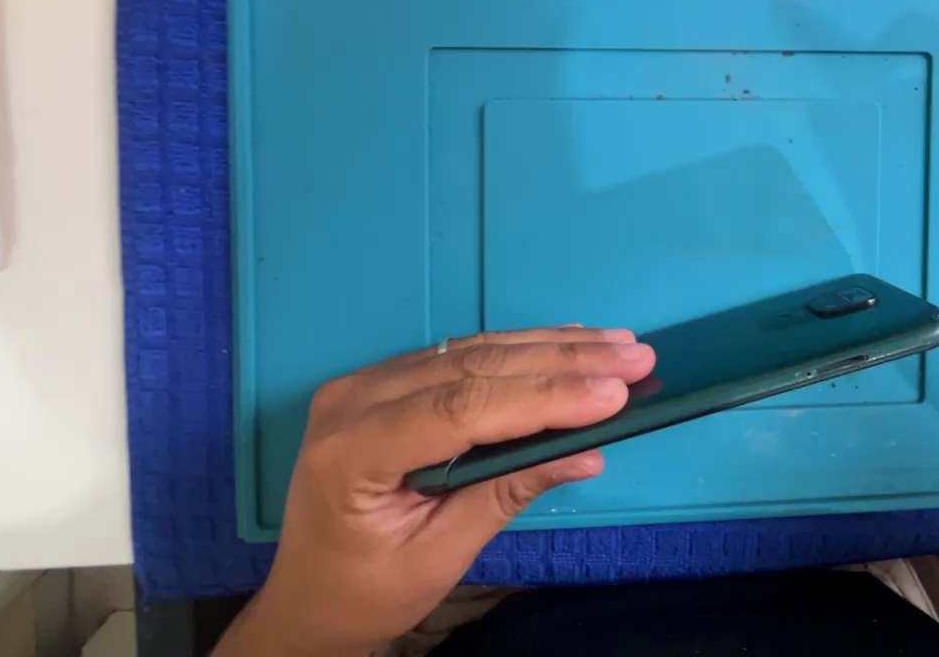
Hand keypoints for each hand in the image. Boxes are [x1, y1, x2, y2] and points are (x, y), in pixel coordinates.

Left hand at [214, 326, 656, 656]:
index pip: (462, 409)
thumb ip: (507, 492)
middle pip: (474, 367)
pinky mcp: (389, 376)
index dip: (543, 397)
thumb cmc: (365, 593)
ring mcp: (370, 379)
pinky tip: (567, 342)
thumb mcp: (438, 557)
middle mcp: (357, 397)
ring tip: (617, 344)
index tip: (615, 392)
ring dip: (552, 347)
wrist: (304, 597)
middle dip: (563, 361)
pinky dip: (523, 350)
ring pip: (475, 349)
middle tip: (635, 355)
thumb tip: (589, 453)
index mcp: (354, 451)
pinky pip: (464, 354)